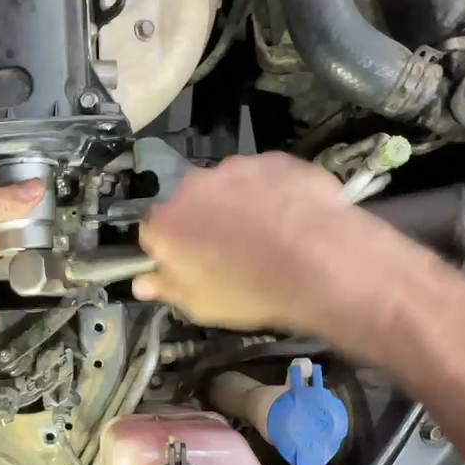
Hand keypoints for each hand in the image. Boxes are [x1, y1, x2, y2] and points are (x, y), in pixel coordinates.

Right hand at [133, 152, 423, 336]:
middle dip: (202, 223)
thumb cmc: (252, 290)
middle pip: (189, 204)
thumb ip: (167, 288)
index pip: (153, 233)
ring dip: (237, 205)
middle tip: (228, 253)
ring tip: (264, 236)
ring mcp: (236, 168)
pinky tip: (289, 220)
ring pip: (227, 187)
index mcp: (166, 224)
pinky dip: (271, 194)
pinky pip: (264, 177)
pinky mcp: (275, 160)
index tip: (186, 265)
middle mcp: (193, 187)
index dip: (169, 250)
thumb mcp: (201, 304)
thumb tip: (142, 283)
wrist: (321, 263)